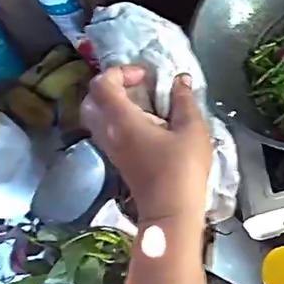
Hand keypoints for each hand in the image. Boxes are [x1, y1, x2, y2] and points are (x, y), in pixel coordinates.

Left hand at [80, 66, 211, 221]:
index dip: (120, 72)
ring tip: (145, 103)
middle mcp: (108, 132)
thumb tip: (181, 80)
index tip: (146, 76)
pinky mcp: (118, 160)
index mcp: (121, 120)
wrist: (171, 212)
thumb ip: (184, 101)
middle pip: (92, 99)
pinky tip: (148, 123)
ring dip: (114, 103)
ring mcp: (111, 148)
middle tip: (139, 86)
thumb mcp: (191, 130)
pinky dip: (119, 119)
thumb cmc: (182, 168)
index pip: (102, 84)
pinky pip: (108, 130)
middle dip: (112, 86)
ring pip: (97, 116)